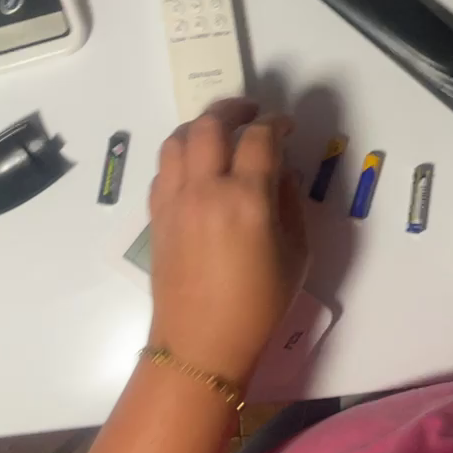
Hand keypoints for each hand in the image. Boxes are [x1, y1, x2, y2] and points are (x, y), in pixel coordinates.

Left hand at [148, 99, 308, 383]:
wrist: (201, 344)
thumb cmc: (259, 305)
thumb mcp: (296, 254)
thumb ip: (291, 204)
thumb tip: (283, 172)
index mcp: (247, 199)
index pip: (260, 138)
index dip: (276, 123)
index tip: (286, 126)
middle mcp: (205, 189)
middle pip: (211, 124)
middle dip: (234, 108)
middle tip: (252, 111)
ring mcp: (175, 200)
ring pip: (178, 139)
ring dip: (202, 125)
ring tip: (221, 130)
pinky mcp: (156, 215)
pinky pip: (164, 168)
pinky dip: (181, 153)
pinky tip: (197, 165)